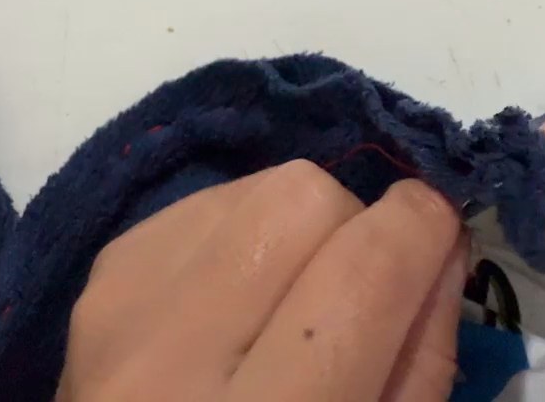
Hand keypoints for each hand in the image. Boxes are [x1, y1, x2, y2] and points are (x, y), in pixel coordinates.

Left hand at [58, 160, 469, 401]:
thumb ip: (422, 354)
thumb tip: (439, 234)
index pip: (360, 278)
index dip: (419, 227)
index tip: (440, 218)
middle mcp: (172, 360)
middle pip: (302, 199)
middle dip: (352, 224)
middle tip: (353, 283)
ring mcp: (124, 303)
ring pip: (257, 184)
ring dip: (299, 222)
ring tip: (292, 291)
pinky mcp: (105, 268)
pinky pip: (209, 198)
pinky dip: (247, 226)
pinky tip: (239, 291)